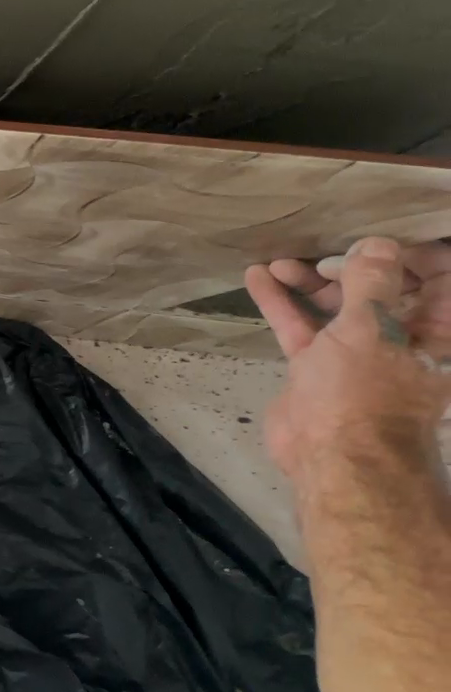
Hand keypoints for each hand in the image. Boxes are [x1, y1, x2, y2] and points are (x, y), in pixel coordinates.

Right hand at [244, 237, 450, 483]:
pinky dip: (280, 300)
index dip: (410, 253)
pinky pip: (300, 323)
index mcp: (438, 327)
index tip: (372, 241)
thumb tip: (375, 245)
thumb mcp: (371, 331)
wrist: (332, 450)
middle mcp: (404, 333)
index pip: (440, 275)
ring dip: (310, 281)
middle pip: (384, 285)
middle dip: (353, 264)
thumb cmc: (365, 390)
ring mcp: (357, 347)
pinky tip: (258, 278)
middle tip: (322, 258)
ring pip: (338, 303)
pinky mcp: (317, 360)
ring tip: (279, 264)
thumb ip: (373, 285)